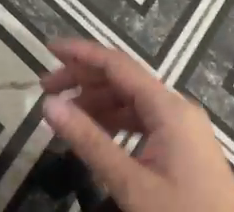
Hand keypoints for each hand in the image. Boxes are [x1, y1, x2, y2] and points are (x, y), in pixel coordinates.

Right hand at [40, 39, 233, 211]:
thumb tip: (49, 104)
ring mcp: (185, 129)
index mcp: (168, 108)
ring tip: (66, 117)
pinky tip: (97, 136)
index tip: (48, 49)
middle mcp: (178, 109)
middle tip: (46, 90)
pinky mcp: (186, 149)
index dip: (80, 53)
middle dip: (83, 80)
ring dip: (97, 102)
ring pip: (132, 101)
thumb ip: (89, 141)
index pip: (116, 64)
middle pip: (123, 79)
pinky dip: (116, 122)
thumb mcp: (131, 184)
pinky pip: (144, 121)